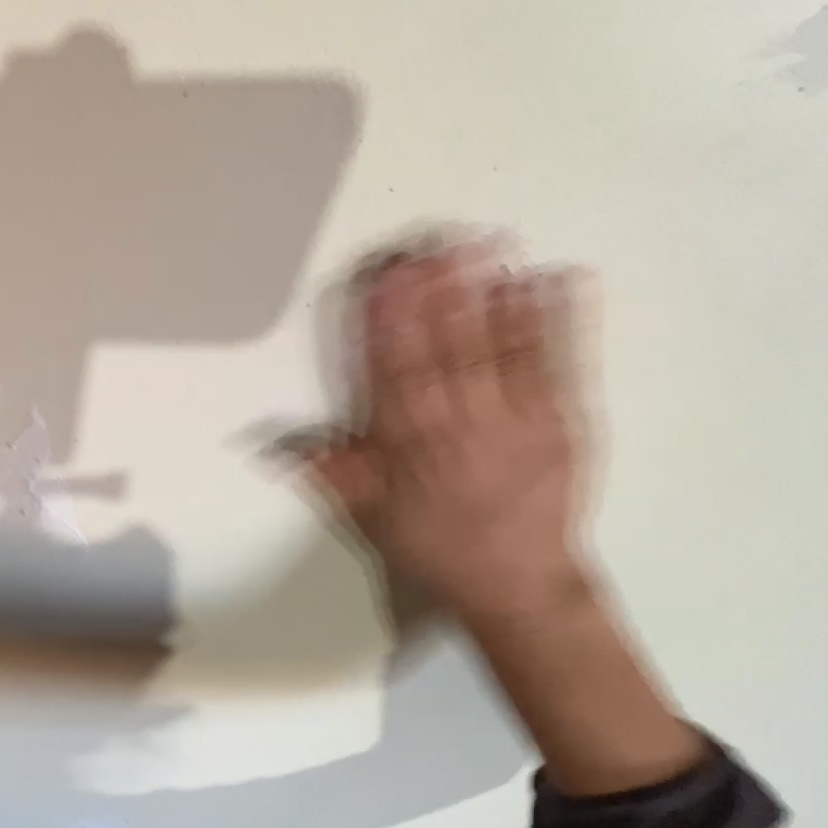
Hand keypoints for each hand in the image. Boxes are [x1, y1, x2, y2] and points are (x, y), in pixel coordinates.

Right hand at [306, 239, 593, 625]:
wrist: (516, 585)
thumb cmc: (433, 547)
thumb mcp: (367, 516)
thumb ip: (325, 470)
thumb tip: (264, 444)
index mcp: (407, 447)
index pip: (390, 374)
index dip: (385, 324)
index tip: (381, 281)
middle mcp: (458, 426)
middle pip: (444, 350)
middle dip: (436, 293)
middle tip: (431, 242)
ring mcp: (516, 420)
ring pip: (498, 348)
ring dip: (490, 293)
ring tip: (486, 243)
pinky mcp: (563, 422)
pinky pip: (558, 365)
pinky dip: (555, 321)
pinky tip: (552, 278)